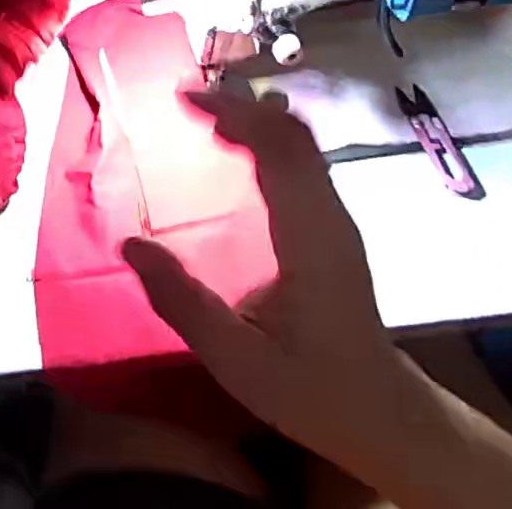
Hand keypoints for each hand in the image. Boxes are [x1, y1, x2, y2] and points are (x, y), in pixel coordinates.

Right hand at [122, 92, 416, 463]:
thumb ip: (183, 305)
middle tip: (185, 98)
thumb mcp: (238, 361)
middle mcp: (330, 216)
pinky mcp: (331, 220)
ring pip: (299, 141)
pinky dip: (263, 134)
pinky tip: (233, 140)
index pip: (281, 153)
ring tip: (202, 110)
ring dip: (250, 115)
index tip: (185, 100)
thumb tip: (128, 245)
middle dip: (238, 105)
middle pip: (293, 135)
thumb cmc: (312, 389)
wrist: (383, 413)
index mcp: (312, 241)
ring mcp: (336, 215)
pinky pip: (299, 157)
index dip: (236, 114)